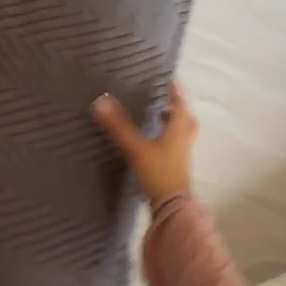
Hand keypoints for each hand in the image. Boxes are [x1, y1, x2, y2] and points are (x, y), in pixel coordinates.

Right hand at [91, 83, 198, 205]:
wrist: (172, 205)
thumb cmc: (158, 172)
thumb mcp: (135, 147)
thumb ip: (118, 126)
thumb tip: (100, 102)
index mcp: (179, 128)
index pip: (180, 103)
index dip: (175, 90)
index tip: (168, 79)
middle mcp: (184, 138)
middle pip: (185, 117)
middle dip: (176, 107)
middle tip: (164, 99)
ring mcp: (183, 154)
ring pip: (182, 132)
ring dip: (173, 122)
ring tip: (158, 118)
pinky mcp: (177, 166)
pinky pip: (176, 144)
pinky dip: (168, 137)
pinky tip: (154, 142)